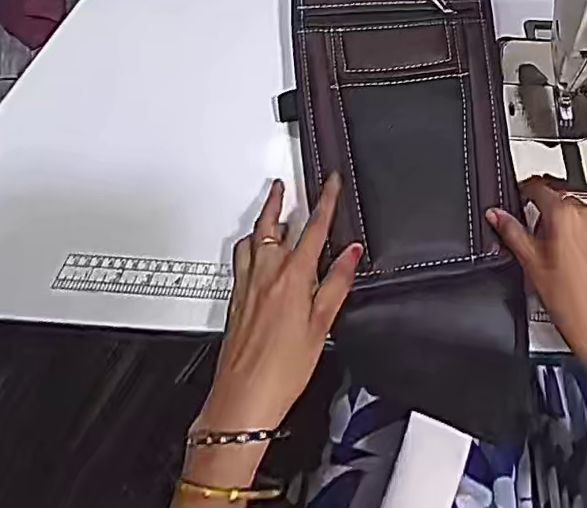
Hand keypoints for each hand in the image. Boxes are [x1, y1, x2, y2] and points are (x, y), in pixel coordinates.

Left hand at [181, 176, 358, 497]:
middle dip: (279, 200)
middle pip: (272, 224)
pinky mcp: (235, 299)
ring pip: (252, 239)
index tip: (331, 182)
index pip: (314, 227)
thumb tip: (352, 253)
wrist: (240, 404)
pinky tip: (253, 251)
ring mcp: (247, 285)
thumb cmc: (281, 371)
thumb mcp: (322, 325)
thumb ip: (338, 283)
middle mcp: (266, 274)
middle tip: (283, 184)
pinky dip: (249, 244)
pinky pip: (240, 258)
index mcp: (293, 277)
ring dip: (261, 220)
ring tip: (269, 211)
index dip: (326, 200)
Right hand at [486, 177, 586, 421]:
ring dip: (566, 226)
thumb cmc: (572, 303)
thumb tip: (496, 215)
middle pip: (560, 201)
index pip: (539, 188)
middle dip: (545, 214)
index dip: (525, 191)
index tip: (520, 196)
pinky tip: (577, 263)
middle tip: (535, 238)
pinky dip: (585, 238)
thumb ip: (512, 232)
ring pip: (579, 215)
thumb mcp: (531, 264)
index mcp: (564, 214)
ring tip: (557, 256)